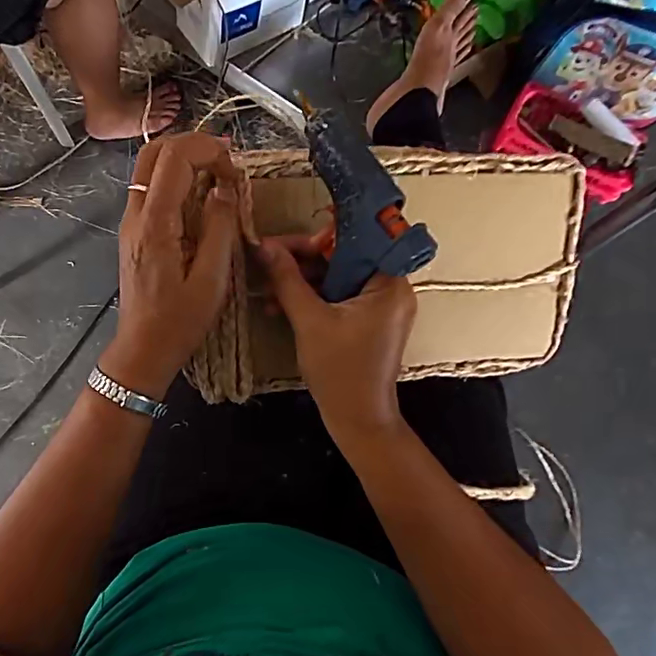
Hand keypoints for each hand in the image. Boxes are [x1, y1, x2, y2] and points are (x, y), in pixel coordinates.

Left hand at [101, 133, 242, 398]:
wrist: (143, 349)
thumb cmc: (180, 321)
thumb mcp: (212, 280)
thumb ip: (220, 228)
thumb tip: (225, 188)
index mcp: (155, 224)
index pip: (174, 158)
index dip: (207, 149)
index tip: (234, 168)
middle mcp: (136, 215)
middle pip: (154, 151)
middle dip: (193, 145)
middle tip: (226, 162)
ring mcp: (131, 222)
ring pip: (148, 167)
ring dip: (183, 159)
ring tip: (218, 175)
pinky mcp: (134, 232)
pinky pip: (150, 188)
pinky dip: (175, 179)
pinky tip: (201, 197)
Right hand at [257, 235, 415, 442]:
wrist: (358, 421)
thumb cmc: (340, 371)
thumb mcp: (309, 321)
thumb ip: (287, 279)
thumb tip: (264, 246)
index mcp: (389, 283)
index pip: (360, 238)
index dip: (323, 234)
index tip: (289, 240)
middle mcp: (391, 289)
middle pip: (346, 257)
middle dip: (304, 259)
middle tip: (269, 259)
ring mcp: (380, 308)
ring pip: (338, 277)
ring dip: (303, 280)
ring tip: (267, 286)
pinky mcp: (368, 323)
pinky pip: (339, 297)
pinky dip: (313, 299)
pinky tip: (279, 306)